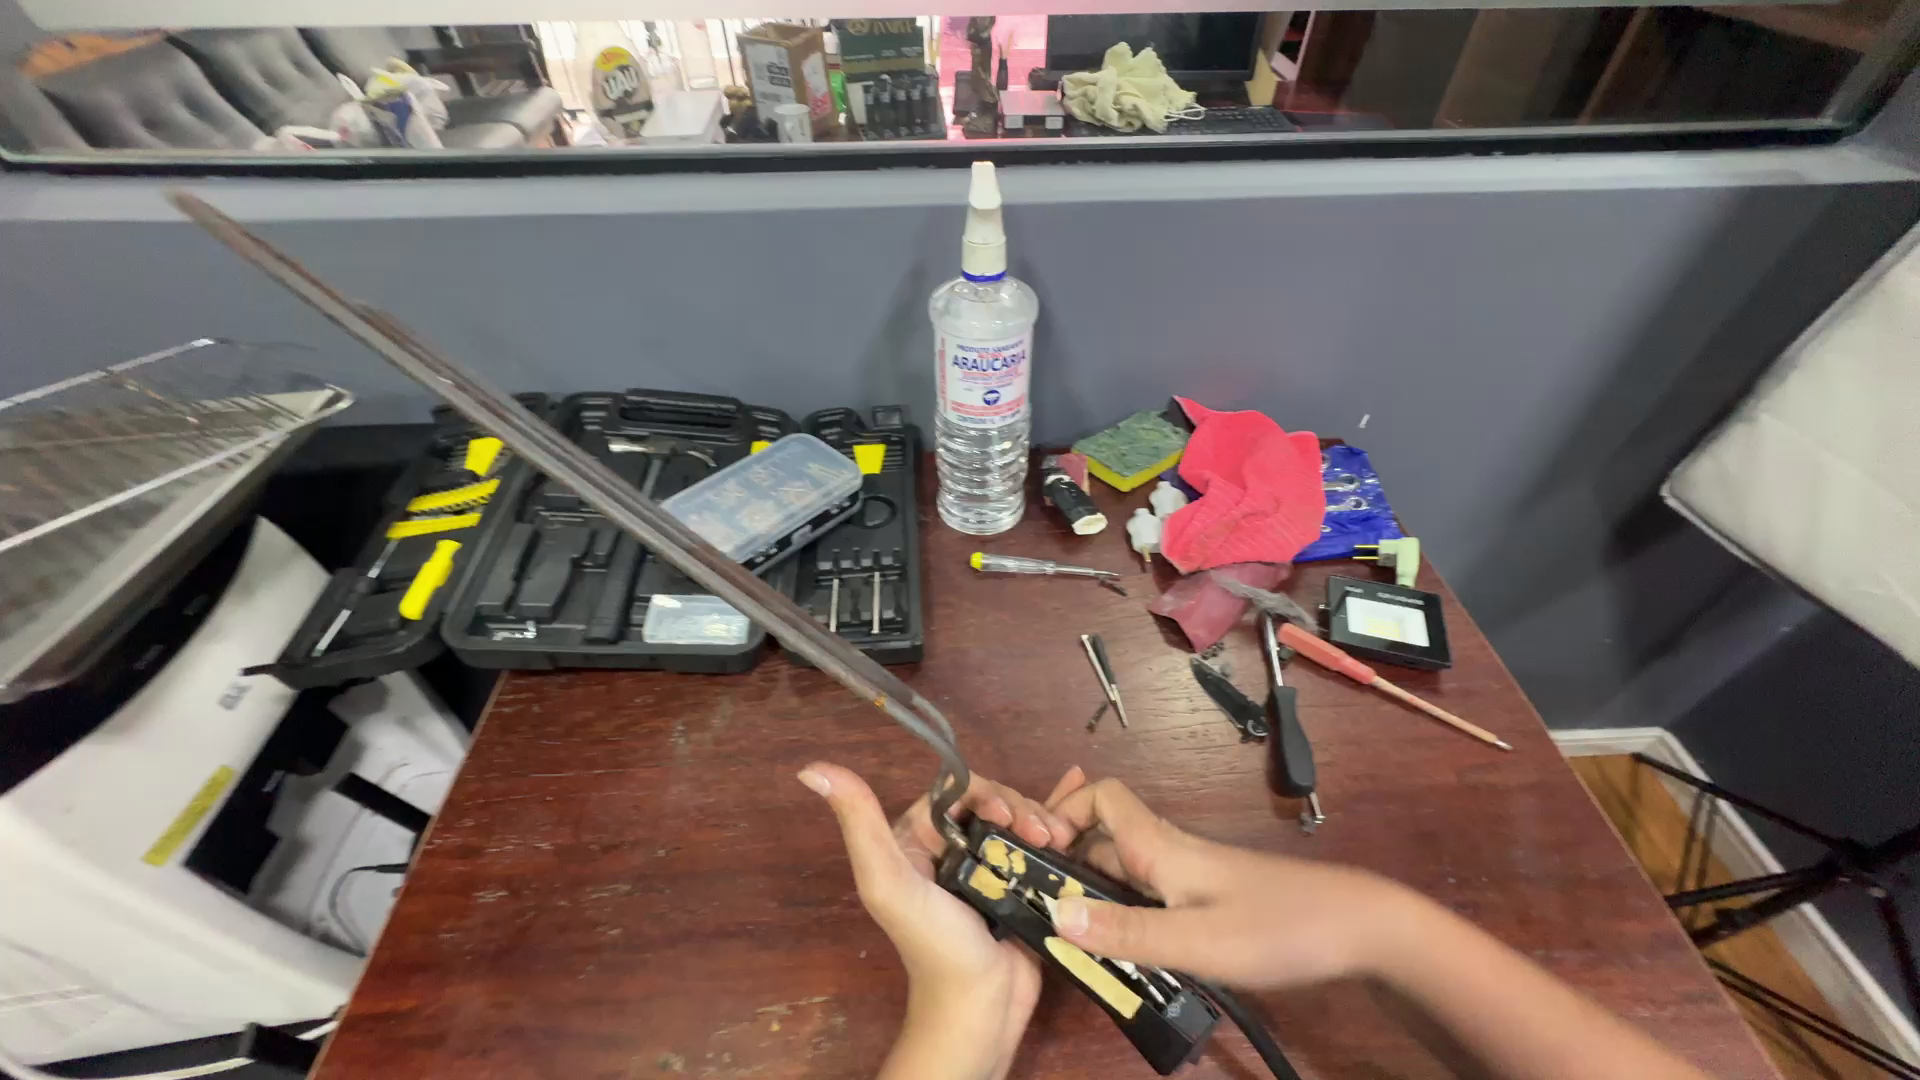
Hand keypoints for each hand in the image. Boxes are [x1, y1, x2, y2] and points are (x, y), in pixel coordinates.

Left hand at [800, 763, 1086, 1079]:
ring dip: (1043, 819)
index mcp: (915, 837)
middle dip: (1021, 809)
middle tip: (1046, 834)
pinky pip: (1034, 844)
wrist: (981, 1011)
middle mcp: (949, 847)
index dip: (987, 793)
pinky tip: (1076, 817)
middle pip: (991, 802)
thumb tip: (811, 768)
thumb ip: (859, 823)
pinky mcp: (1015, 885)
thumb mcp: (888, 882)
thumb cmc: (933, 945)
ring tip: (1063, 841)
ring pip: (1017, 820)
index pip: (956, 790)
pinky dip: (1054, 826)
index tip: (1012, 817)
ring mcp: (985, 866)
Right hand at [1045, 777, 1417, 988]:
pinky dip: (1120, 908)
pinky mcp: (1204, 898)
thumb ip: (1126, 931)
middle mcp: (1166, 850)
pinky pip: (1145, 892)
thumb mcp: (1196, 940)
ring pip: (1122, 866)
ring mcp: (1187, 874)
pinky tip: (1119, 948)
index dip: (1063, 811)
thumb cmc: (1275, 927)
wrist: (1358, 928)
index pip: (1099, 797)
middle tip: (1036, 903)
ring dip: (1091, 888)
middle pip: (1101, 834)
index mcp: (1158, 846)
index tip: (1037, 852)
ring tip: (1067, 933)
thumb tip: (1053, 910)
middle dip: (1065, 858)